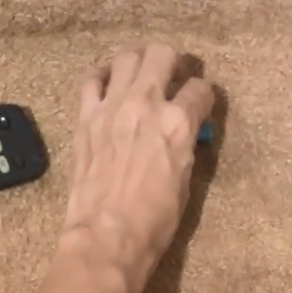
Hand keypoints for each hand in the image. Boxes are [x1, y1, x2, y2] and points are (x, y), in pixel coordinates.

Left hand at [58, 44, 215, 292]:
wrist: (108, 236)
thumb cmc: (155, 221)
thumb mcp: (185, 182)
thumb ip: (185, 146)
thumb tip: (186, 134)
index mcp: (178, 123)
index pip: (200, 90)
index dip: (205, 96)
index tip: (203, 103)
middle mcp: (146, 103)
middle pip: (162, 56)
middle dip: (173, 63)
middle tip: (174, 77)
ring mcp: (112, 106)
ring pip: (127, 56)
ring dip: (139, 61)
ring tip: (142, 75)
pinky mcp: (86, 116)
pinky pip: (92, 79)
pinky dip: (104, 77)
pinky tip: (109, 87)